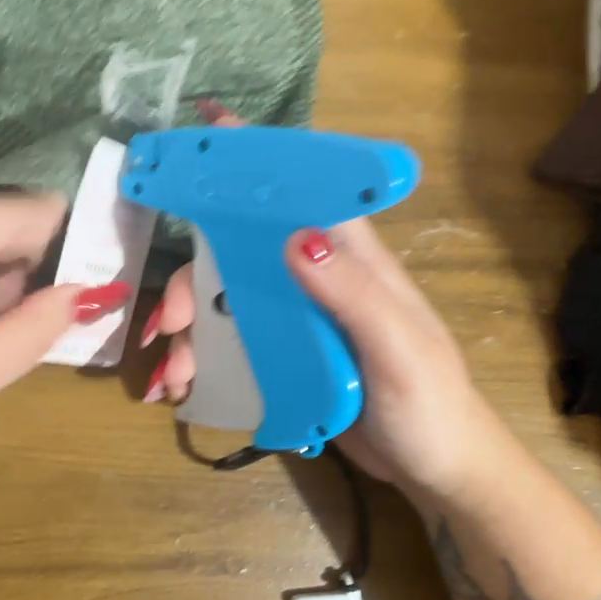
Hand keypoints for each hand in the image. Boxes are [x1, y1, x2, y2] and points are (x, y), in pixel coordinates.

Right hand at [143, 175, 498, 499]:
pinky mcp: (280, 354)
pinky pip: (225, 342)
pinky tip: (181, 387)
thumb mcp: (398, 350)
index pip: (298, 191)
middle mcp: (313, 276)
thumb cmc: (429, 403)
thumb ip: (353, 295)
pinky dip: (196, 359)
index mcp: (349, 258)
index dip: (253, 157)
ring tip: (174, 375)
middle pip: (235, 252)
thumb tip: (294, 236)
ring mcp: (293, 316)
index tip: (203, 130)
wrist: (434, 469)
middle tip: (166, 325)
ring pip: (221, 299)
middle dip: (189, 282)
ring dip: (187, 329)